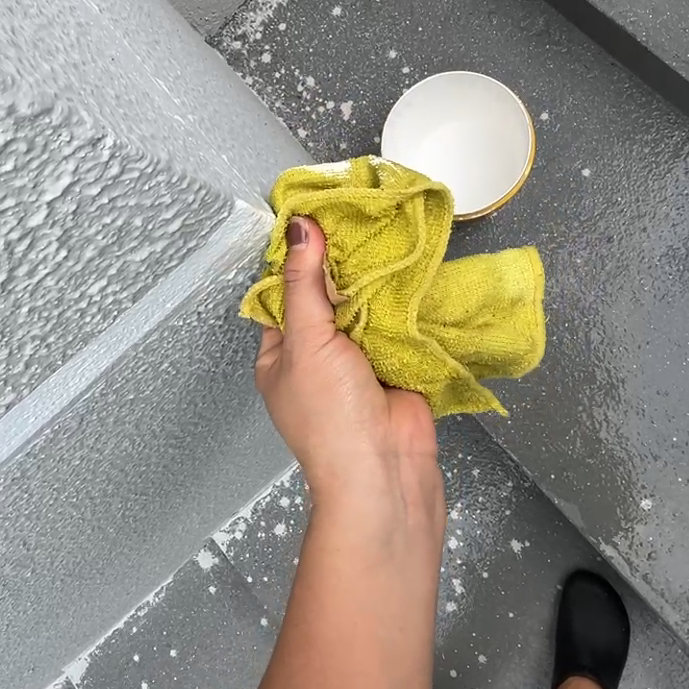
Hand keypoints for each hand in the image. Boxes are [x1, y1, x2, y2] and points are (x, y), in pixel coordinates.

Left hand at [254, 216, 439, 512]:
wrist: (386, 471)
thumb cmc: (331, 413)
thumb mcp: (306, 341)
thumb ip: (305, 283)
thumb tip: (300, 225)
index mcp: (279, 355)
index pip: (282, 295)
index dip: (296, 259)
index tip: (316, 217)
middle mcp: (314, 356)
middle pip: (325, 298)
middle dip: (339, 266)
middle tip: (358, 218)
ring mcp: (355, 362)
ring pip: (361, 309)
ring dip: (373, 280)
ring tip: (385, 230)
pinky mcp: (393, 364)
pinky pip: (393, 324)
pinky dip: (401, 301)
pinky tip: (410, 265)